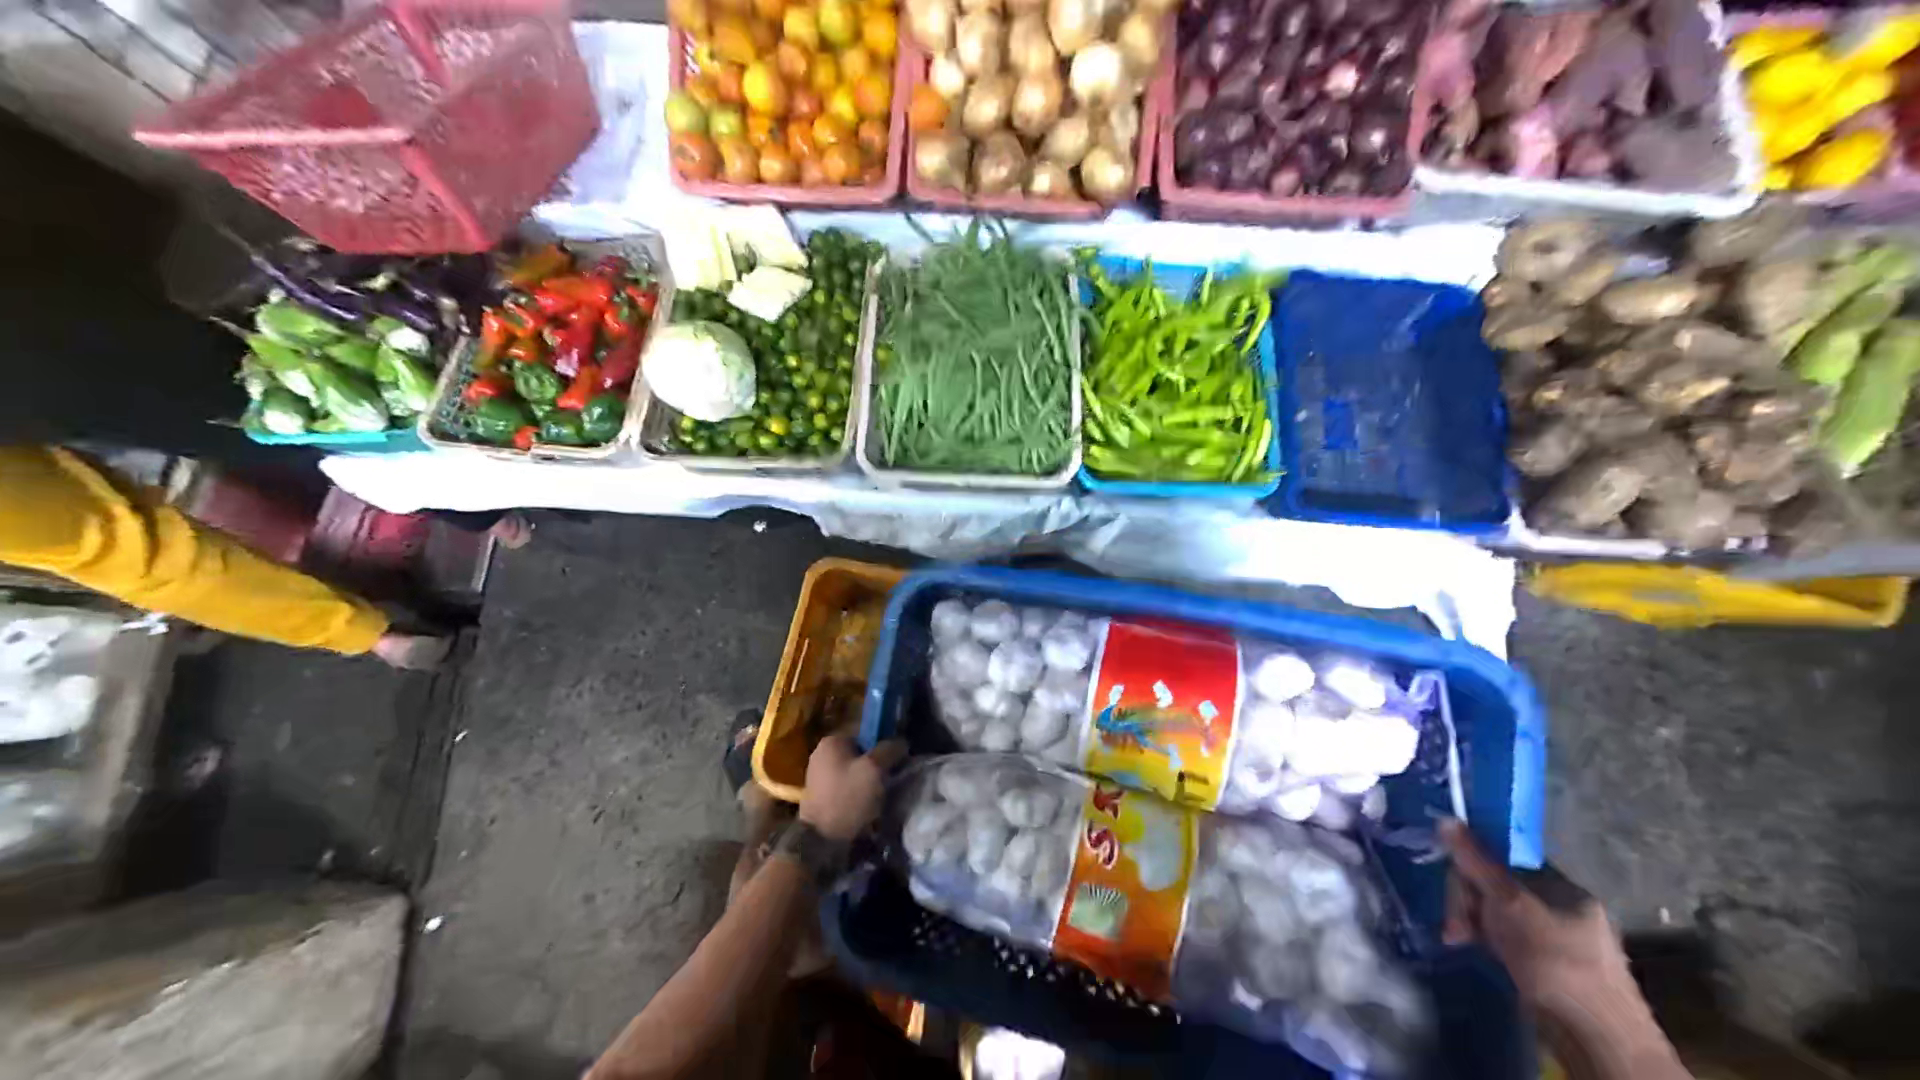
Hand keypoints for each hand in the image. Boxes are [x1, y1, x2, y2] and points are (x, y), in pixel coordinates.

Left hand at [798, 735, 905, 841]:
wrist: (821, 840)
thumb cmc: (848, 797)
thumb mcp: (874, 769)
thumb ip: (889, 750)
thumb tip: (901, 742)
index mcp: (831, 741)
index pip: (865, 736)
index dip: (881, 750)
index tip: (892, 766)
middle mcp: (820, 753)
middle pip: (859, 755)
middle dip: (873, 768)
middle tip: (886, 783)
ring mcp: (817, 775)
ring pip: (852, 773)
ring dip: (865, 784)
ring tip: (876, 799)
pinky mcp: (818, 795)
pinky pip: (844, 788)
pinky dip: (854, 796)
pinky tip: (863, 809)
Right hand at [1439, 819, 1635, 1012]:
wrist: (1595, 1037)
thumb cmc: (1554, 960)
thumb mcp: (1508, 904)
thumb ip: (1477, 862)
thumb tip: (1446, 819)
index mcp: (1564, 888)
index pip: (1504, 859)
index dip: (1474, 868)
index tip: (1455, 886)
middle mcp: (1563, 908)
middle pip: (1497, 886)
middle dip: (1468, 901)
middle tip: (1456, 924)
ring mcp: (1557, 939)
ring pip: (1498, 915)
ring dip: (1473, 923)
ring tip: (1458, 940)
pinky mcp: (1548, 967)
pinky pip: (1506, 939)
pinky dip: (1487, 942)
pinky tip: (1474, 950)